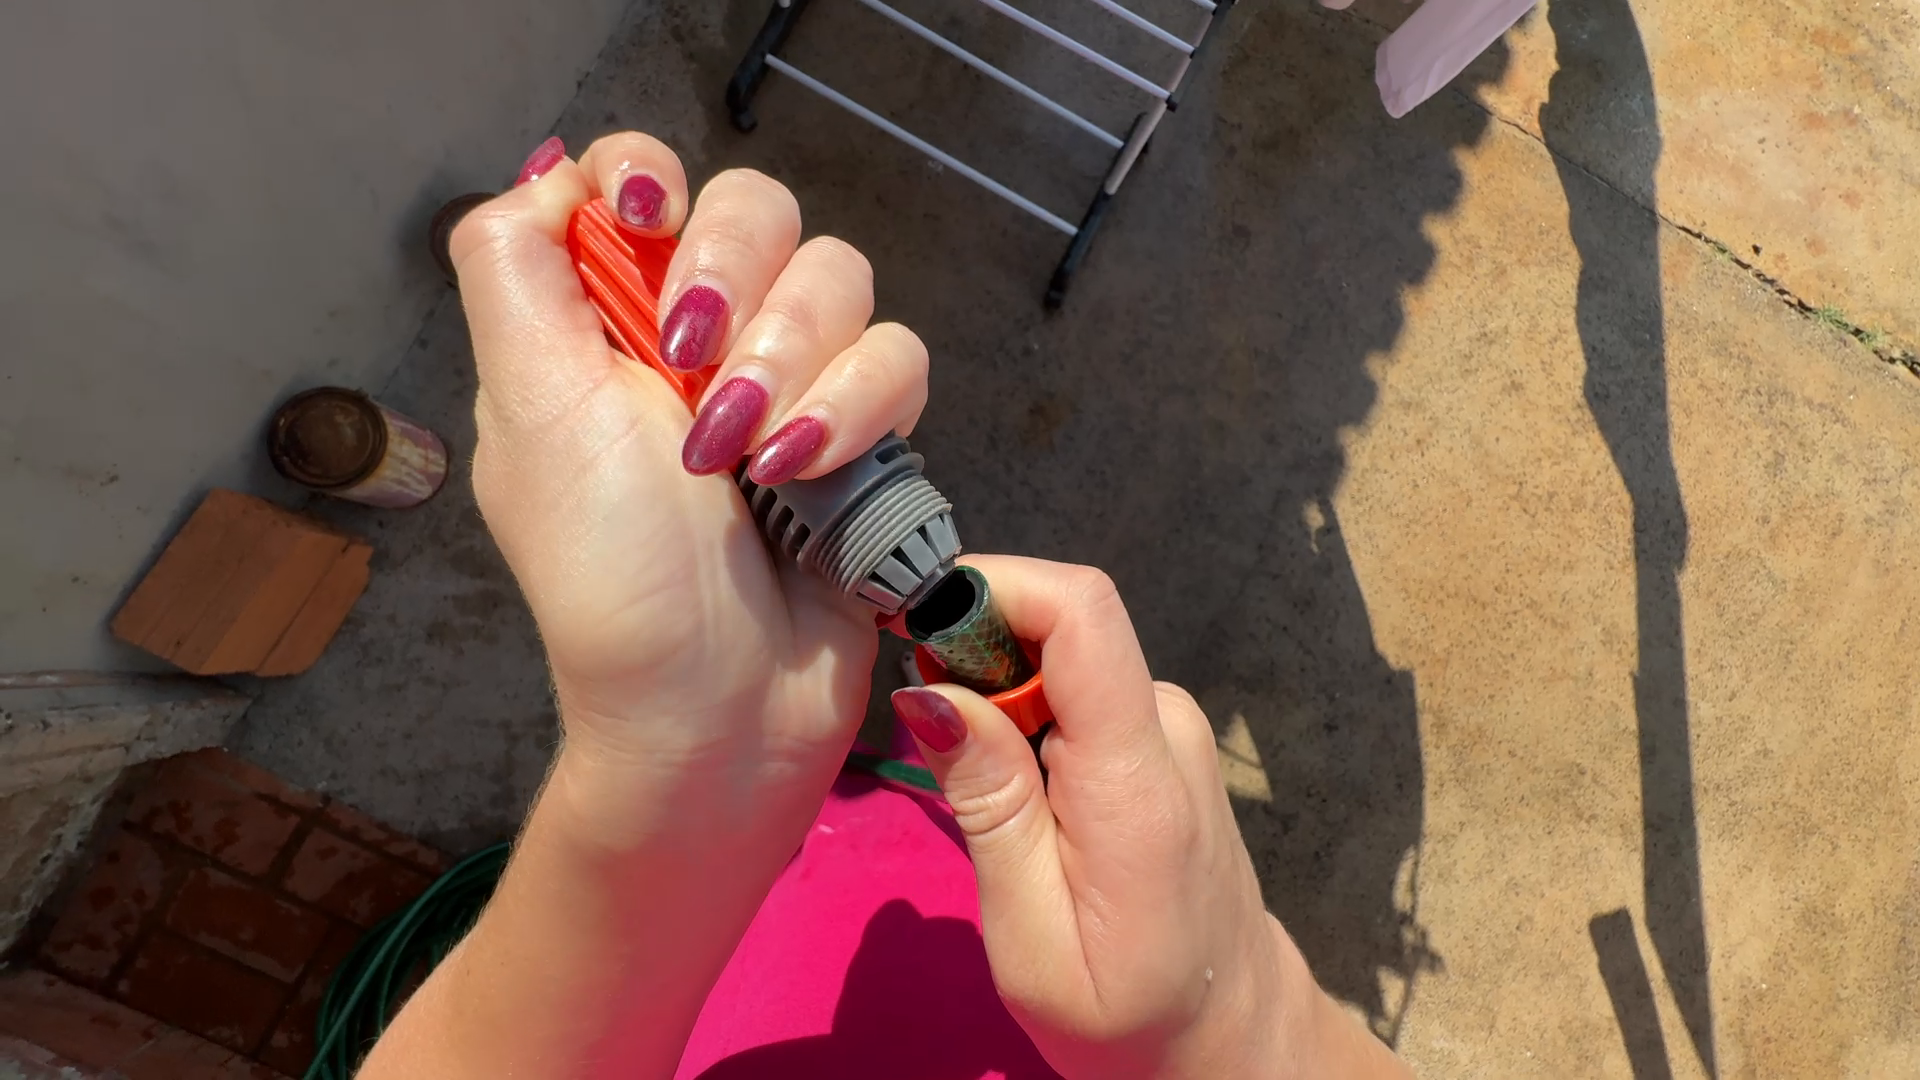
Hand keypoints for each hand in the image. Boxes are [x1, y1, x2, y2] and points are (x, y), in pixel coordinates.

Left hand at [451, 134, 927, 843]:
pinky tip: (814, 471)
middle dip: (738, 276)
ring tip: (756, 454)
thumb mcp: (534, 421)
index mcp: (616, 325)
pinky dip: (861, 406)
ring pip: (845, 280)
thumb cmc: (614, 576)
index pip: (646, 180)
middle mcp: (714, 338)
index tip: (652, 228)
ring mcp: (801, 382)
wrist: (719, 706)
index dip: (655, 178)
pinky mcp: (870, 432)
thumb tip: (558, 178)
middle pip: (763, 210)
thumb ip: (517, 277)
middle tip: (700, 369)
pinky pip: (900, 359)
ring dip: (800, 356)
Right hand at [892, 556, 1410, 1079]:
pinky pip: (1077, 683)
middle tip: (935, 735)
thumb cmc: (1129, 1013)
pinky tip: (1018, 783)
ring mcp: (1170, 721)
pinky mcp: (1161, 732)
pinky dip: (1025, 706)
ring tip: (978, 780)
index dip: (993, 585)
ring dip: (997, 687)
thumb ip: (987, 802)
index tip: (917, 620)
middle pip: (1059, 625)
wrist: (1235, 1035)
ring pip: (1060, 655)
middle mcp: (1166, 721)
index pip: (1081, 612)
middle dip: (976, 649)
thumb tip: (928, 690)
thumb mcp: (1031, 936)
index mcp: (1137, 775)